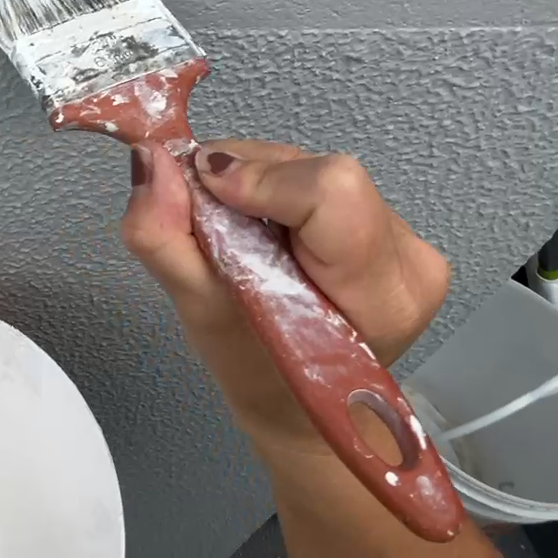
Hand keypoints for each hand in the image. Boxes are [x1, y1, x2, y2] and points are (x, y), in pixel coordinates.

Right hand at [122, 139, 449, 455]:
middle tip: (207, 221)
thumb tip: (150, 160)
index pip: (330, 192)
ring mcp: (404, 235)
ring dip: (250, 181)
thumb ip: (163, 234)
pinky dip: (267, 187)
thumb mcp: (194, 307)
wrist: (293, 397)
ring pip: (306, 163)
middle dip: (241, 179)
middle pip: (309, 169)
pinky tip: (256, 226)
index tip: (203, 191)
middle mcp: (408, 257)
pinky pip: (312, 173)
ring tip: (231, 230)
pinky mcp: (388, 220)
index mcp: (378, 293)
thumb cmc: (253, 367)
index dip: (257, 180)